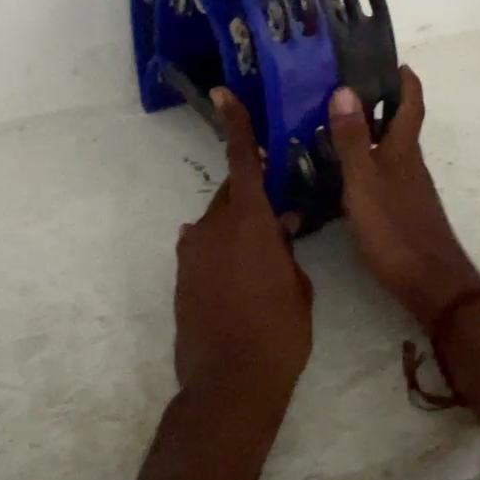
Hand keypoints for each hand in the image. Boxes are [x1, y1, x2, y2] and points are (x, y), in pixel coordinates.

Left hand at [173, 87, 314, 401]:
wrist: (229, 385)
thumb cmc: (279, 333)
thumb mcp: (298, 287)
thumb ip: (286, 250)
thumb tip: (279, 231)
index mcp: (248, 222)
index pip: (243, 161)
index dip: (235, 124)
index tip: (224, 93)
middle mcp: (213, 228)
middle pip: (232, 195)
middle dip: (253, 197)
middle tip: (278, 214)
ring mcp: (192, 254)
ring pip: (218, 225)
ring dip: (237, 230)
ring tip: (261, 258)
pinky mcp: (181, 279)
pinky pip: (203, 251)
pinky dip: (220, 253)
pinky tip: (239, 277)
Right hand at [329, 67, 479, 328]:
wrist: (430, 285)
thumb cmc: (395, 229)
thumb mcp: (364, 181)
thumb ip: (352, 139)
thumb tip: (343, 88)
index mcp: (403, 149)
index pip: (411, 103)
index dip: (405, 80)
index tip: (391, 60)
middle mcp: (409, 163)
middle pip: (398, 124)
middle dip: (378, 103)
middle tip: (341, 89)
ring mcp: (407, 189)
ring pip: (388, 149)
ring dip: (367, 133)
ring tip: (330, 127)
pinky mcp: (401, 212)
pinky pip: (382, 174)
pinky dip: (364, 163)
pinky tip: (341, 174)